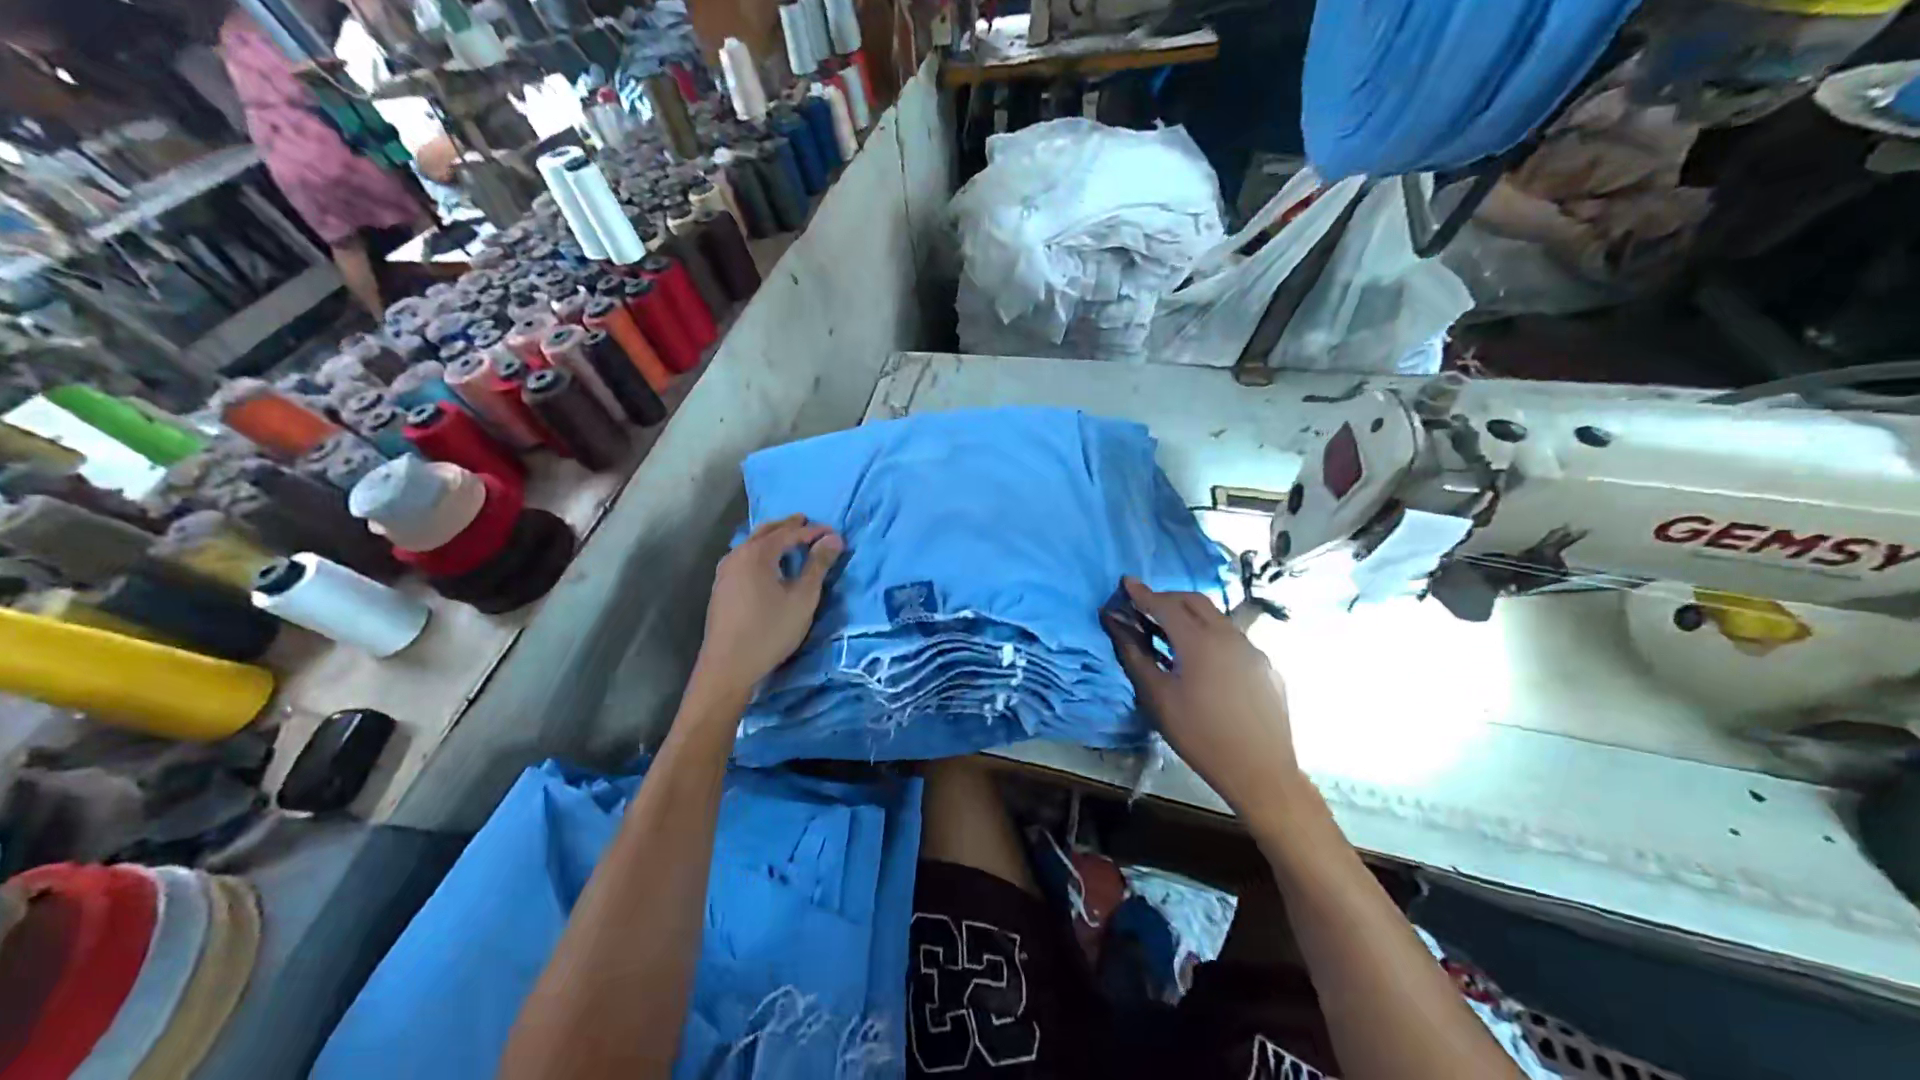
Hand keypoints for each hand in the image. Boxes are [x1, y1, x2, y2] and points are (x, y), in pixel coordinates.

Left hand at [690, 515, 843, 702]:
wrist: (728, 665)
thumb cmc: (770, 630)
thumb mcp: (803, 598)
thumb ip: (818, 565)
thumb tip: (834, 539)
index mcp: (757, 553)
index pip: (790, 533)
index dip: (814, 532)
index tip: (834, 534)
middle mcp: (737, 554)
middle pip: (766, 531)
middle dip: (789, 526)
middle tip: (808, 524)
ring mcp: (725, 571)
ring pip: (752, 544)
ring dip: (773, 538)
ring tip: (790, 541)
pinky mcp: (721, 587)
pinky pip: (744, 557)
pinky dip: (761, 552)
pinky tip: (768, 565)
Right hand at [1102, 576, 1302, 816]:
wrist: (1260, 772)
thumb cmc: (1199, 735)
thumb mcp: (1157, 696)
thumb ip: (1134, 654)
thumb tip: (1115, 622)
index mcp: (1199, 640)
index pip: (1165, 604)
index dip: (1142, 593)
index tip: (1126, 582)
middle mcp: (1230, 636)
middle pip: (1195, 602)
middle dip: (1168, 598)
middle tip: (1146, 607)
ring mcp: (1253, 650)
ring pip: (1218, 619)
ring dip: (1192, 617)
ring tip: (1173, 634)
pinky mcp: (1267, 668)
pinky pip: (1235, 641)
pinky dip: (1213, 638)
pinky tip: (1205, 664)